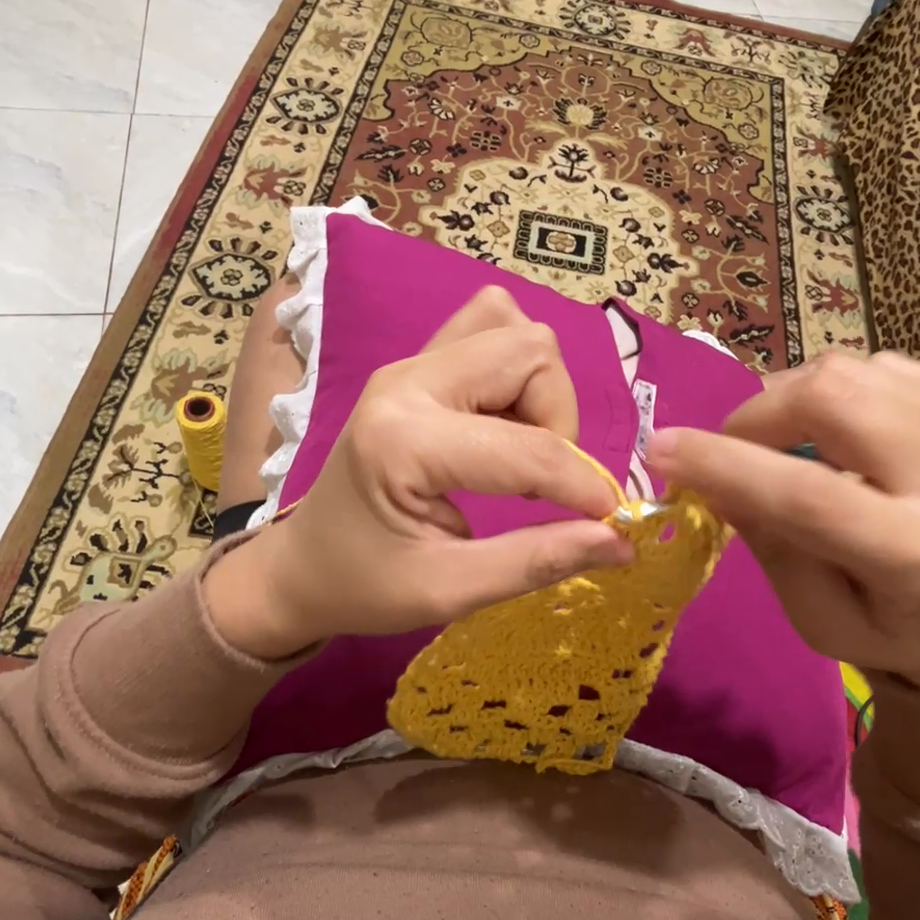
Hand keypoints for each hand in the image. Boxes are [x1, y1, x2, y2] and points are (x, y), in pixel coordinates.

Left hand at [204, 287, 633, 658]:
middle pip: (530, 349)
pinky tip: (504, 427)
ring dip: (540, 390)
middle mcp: (406, 382)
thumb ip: (537, 561)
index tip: (612, 522)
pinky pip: (487, 332)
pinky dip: (516, 373)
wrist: (299, 567)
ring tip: (522, 452)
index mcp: (405, 441)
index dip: (583, 484)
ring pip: (512, 329)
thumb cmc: (363, 586)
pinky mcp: (416, 367)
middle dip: (560, 419)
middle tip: (543, 483)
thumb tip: (620, 541)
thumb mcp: (448, 590)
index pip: (527, 447)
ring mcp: (408, 366)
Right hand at [649, 352, 919, 694]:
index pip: (808, 493)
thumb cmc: (886, 627)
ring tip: (791, 446)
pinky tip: (843, 436)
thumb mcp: (814, 617)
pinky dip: (837, 393)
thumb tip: (711, 472)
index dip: (724, 463)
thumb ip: (769, 542)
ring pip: (852, 370)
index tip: (658, 449)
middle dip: (759, 415)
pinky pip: (880, 366)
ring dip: (794, 401)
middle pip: (836, 400)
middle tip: (736, 449)